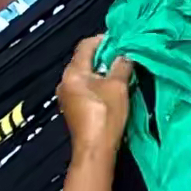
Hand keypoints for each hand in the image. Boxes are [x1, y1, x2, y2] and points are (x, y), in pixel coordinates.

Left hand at [57, 35, 133, 165]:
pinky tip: (112, 86)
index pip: (86, 45)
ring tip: (121, 70)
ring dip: (102, 69)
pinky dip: (98, 82)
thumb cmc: (105, 115)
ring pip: (85, 73)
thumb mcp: (118, 86)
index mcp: (73, 72)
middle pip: (84, 58)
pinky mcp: (73, 106)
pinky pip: (84, 85)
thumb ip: (121, 65)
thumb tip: (125, 54)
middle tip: (124, 54)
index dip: (104, 39)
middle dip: (105, 54)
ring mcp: (67, 95)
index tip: (121, 41)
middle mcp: (65, 81)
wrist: (95, 150)